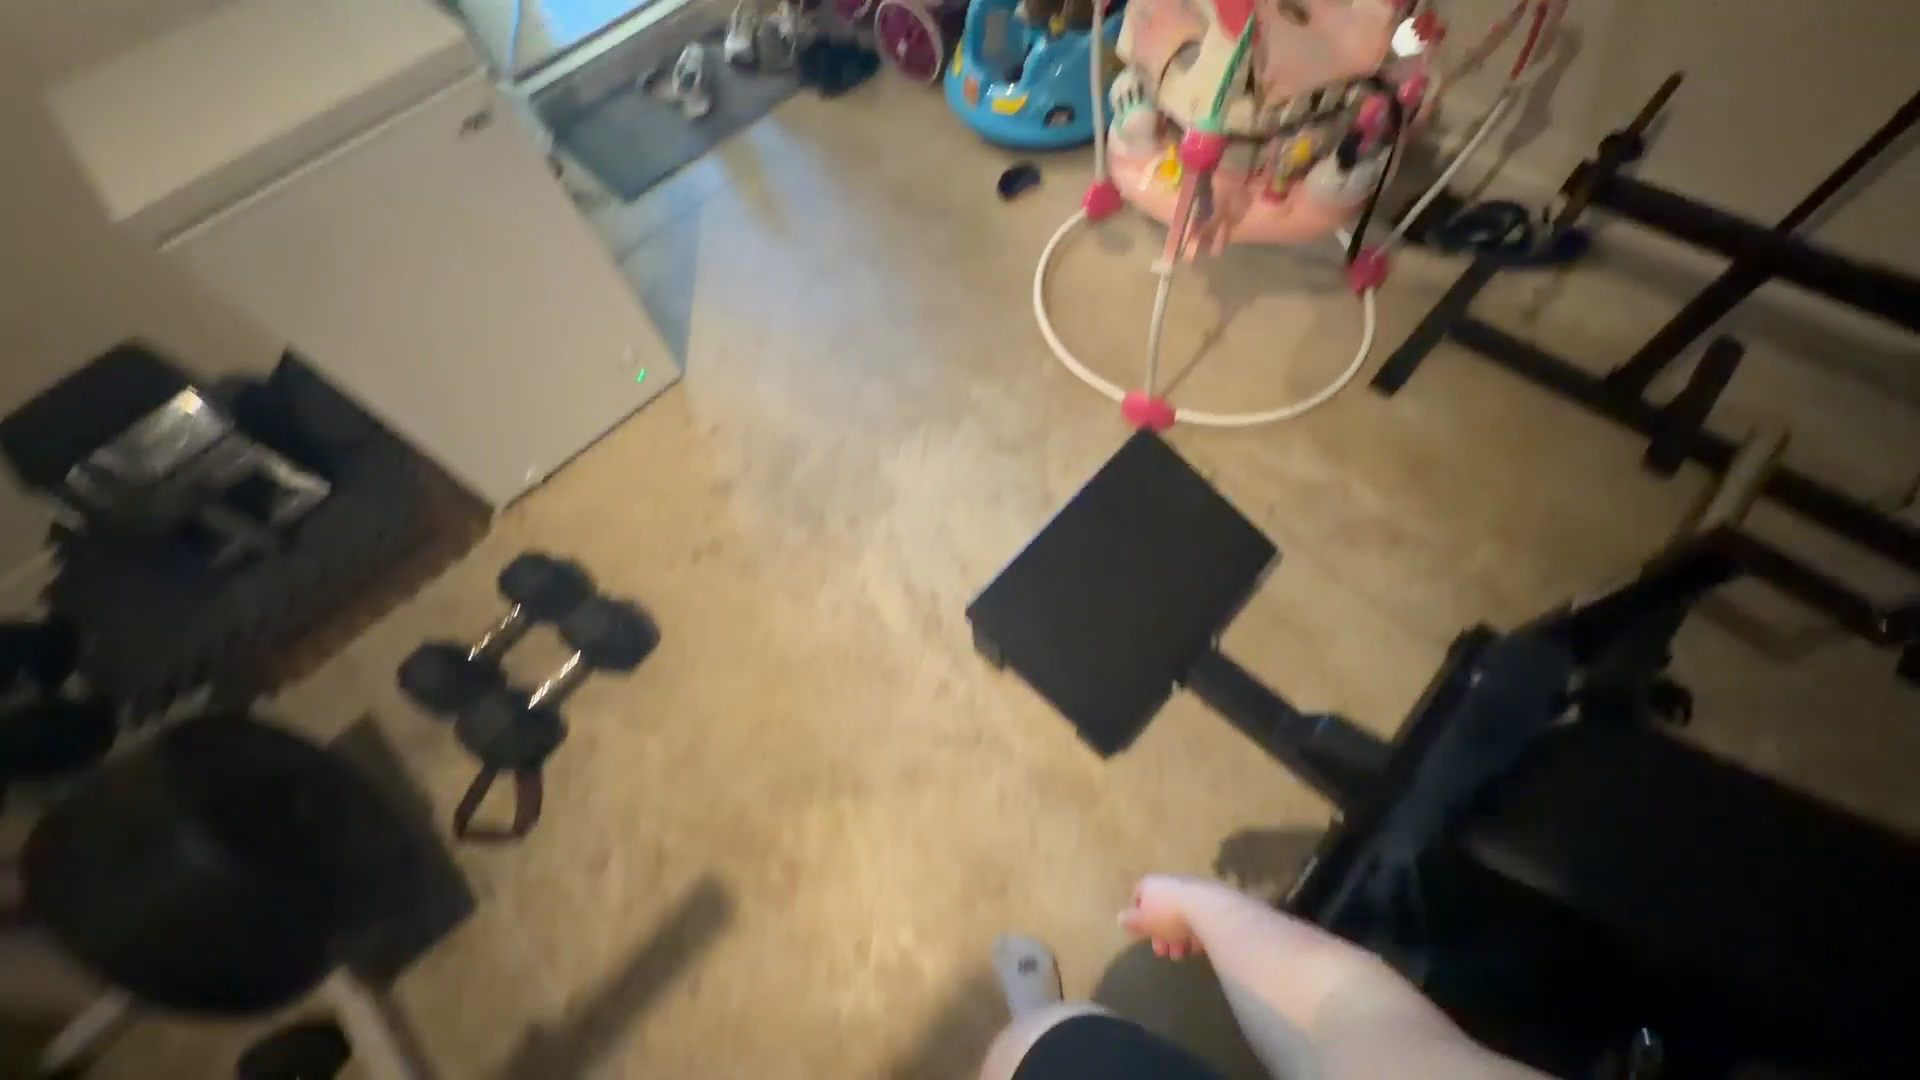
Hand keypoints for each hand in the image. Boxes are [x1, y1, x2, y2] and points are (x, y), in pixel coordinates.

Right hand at [1119, 875, 1203, 959]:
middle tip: (1163, 952)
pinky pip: (1196, 917)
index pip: (1138, 897)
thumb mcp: (1143, 922)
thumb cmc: (1168, 915)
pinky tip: (1196, 947)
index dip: (1138, 917)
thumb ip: (1130, 921)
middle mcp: (1169, 882)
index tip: (1142, 935)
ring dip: (1177, 937)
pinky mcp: (1209, 900)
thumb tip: (1120, 919)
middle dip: (1160, 933)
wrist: (1207, 910)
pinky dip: (1194, 932)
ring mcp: (1190, 889)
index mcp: (1150, 884)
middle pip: (1160, 909)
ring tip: (1181, 955)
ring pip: (1179, 915)